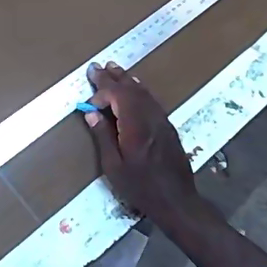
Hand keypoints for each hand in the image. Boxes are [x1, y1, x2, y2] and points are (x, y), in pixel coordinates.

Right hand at [83, 62, 204, 224]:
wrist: (177, 200)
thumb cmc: (141, 187)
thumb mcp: (114, 167)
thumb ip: (103, 137)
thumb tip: (92, 114)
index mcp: (135, 124)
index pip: (118, 95)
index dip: (102, 93)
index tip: (89, 102)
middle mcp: (151, 116)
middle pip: (131, 89)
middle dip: (113, 77)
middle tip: (98, 66)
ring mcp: (162, 119)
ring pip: (143, 92)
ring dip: (127, 80)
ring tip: (114, 70)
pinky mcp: (167, 126)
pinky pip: (151, 100)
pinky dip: (139, 90)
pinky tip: (135, 88)